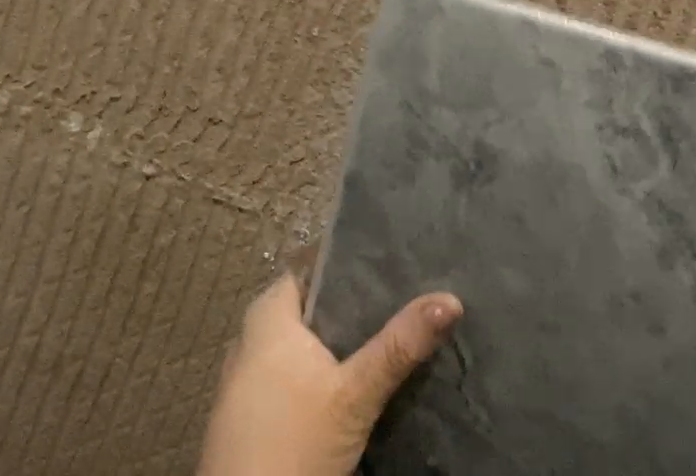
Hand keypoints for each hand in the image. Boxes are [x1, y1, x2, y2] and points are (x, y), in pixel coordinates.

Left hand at [196, 274, 462, 475]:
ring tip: (379, 327)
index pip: (298, 270)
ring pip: (293, 345)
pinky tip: (351, 377)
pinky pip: (286, 376)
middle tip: (390, 289)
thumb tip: (452, 298)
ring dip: (329, 338)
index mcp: (265, 325)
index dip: (334, 257)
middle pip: (298, 307)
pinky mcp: (250, 421)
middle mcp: (247, 349)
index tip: (379, 250)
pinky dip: (317, 368)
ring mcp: (243, 389)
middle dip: (341, 299)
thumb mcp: (356, 394)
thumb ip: (400, 345)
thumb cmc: (294, 444)